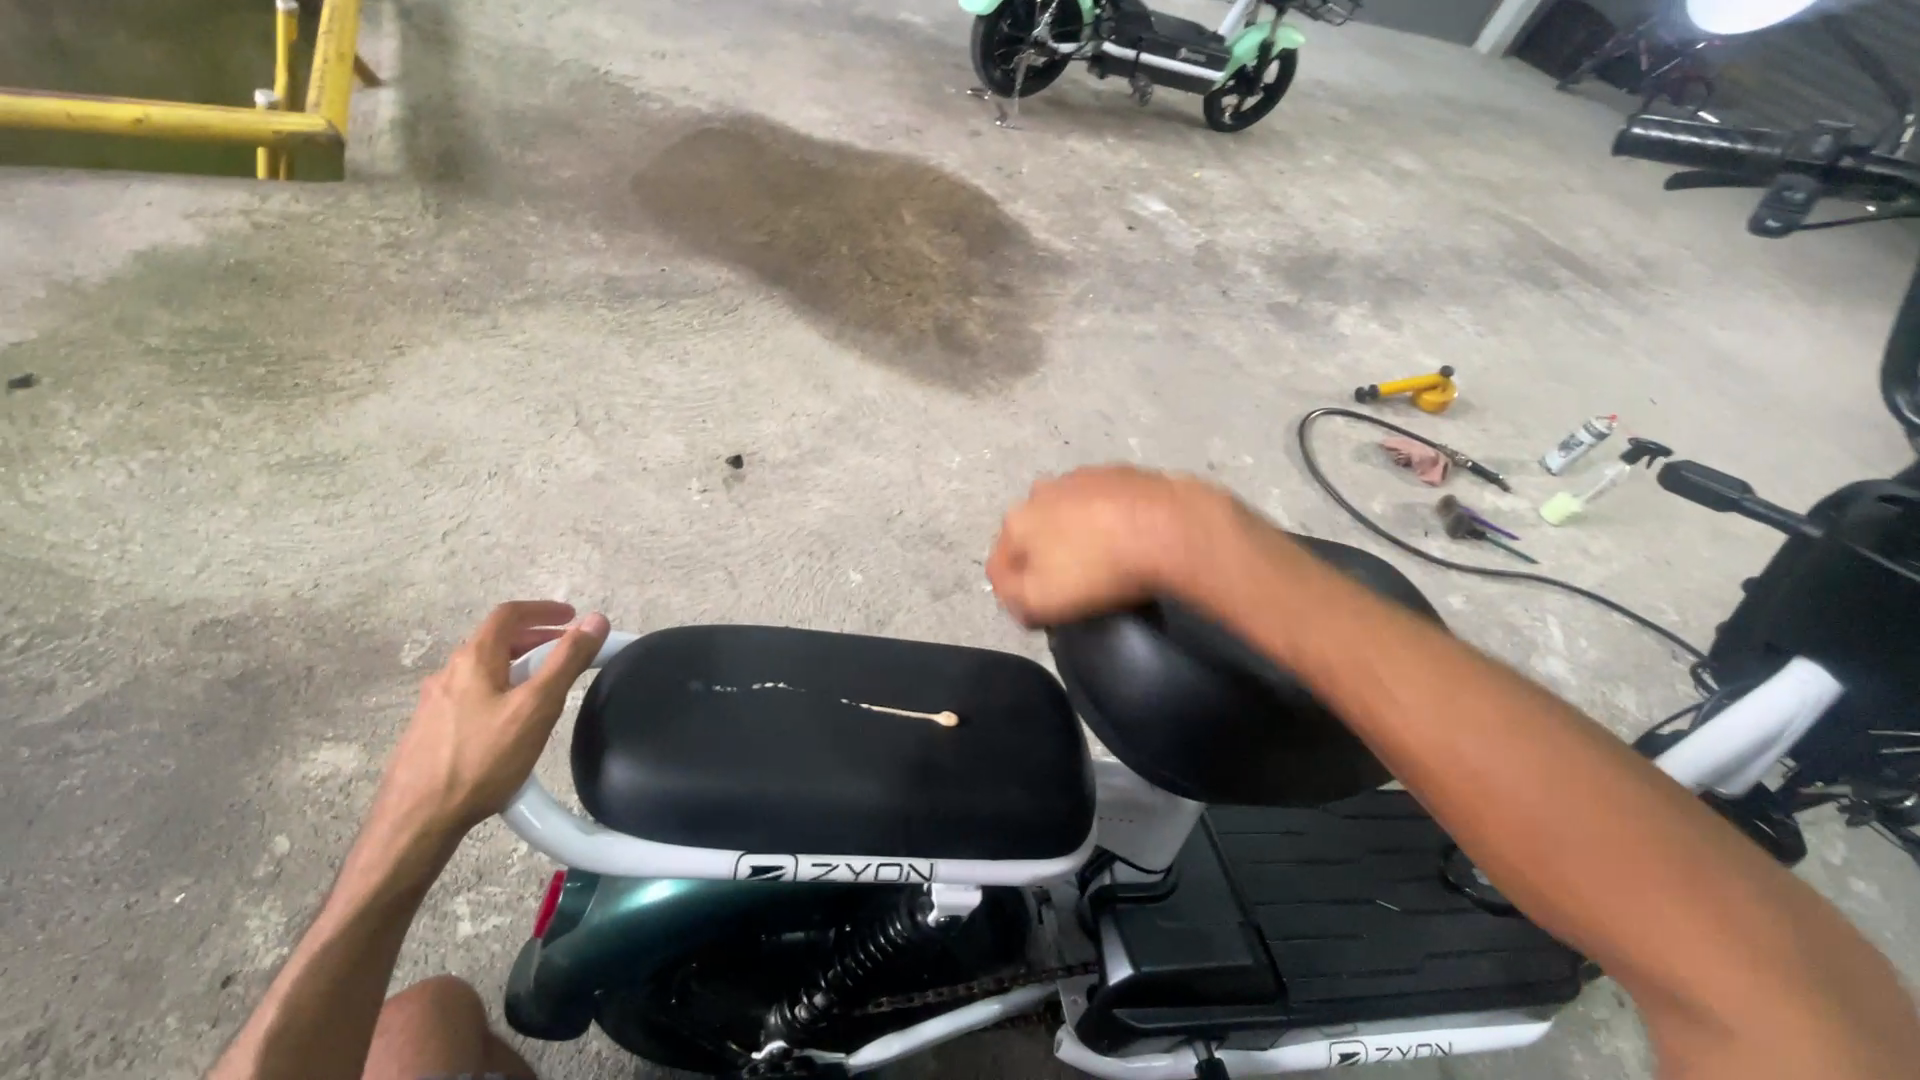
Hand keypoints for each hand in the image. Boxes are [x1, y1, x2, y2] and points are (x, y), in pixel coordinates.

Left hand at [379, 601, 610, 838]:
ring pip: (482, 670)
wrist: (418, 819)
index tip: (572, 616)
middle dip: (534, 638)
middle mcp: (449, 674)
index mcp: (473, 659)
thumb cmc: (482, 759)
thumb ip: (567, 660)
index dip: (543, 609)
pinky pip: (472, 694)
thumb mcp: (537, 707)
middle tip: (567, 649)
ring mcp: (435, 703)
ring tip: (545, 684)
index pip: (508, 615)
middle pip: (494, 640)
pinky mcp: (431, 731)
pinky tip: (511, 720)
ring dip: (517, 665)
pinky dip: (500, 689)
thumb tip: (595, 620)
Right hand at [987, 466, 1249, 625]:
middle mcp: (1041, 490)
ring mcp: (1083, 476)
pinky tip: (1130, 539)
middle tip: (1076, 586)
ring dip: (1079, 535)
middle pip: (1034, 535)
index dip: (1017, 592)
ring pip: (1069, 515)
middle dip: (1047, 557)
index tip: (1044, 612)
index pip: (1000, 563)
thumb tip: (1011, 588)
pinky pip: (1105, 505)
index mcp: (1016, 519)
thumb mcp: (1039, 602)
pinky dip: (1109, 520)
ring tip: (1107, 561)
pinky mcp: (1122, 473)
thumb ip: (1011, 596)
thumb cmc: (1097, 570)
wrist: (1169, 528)